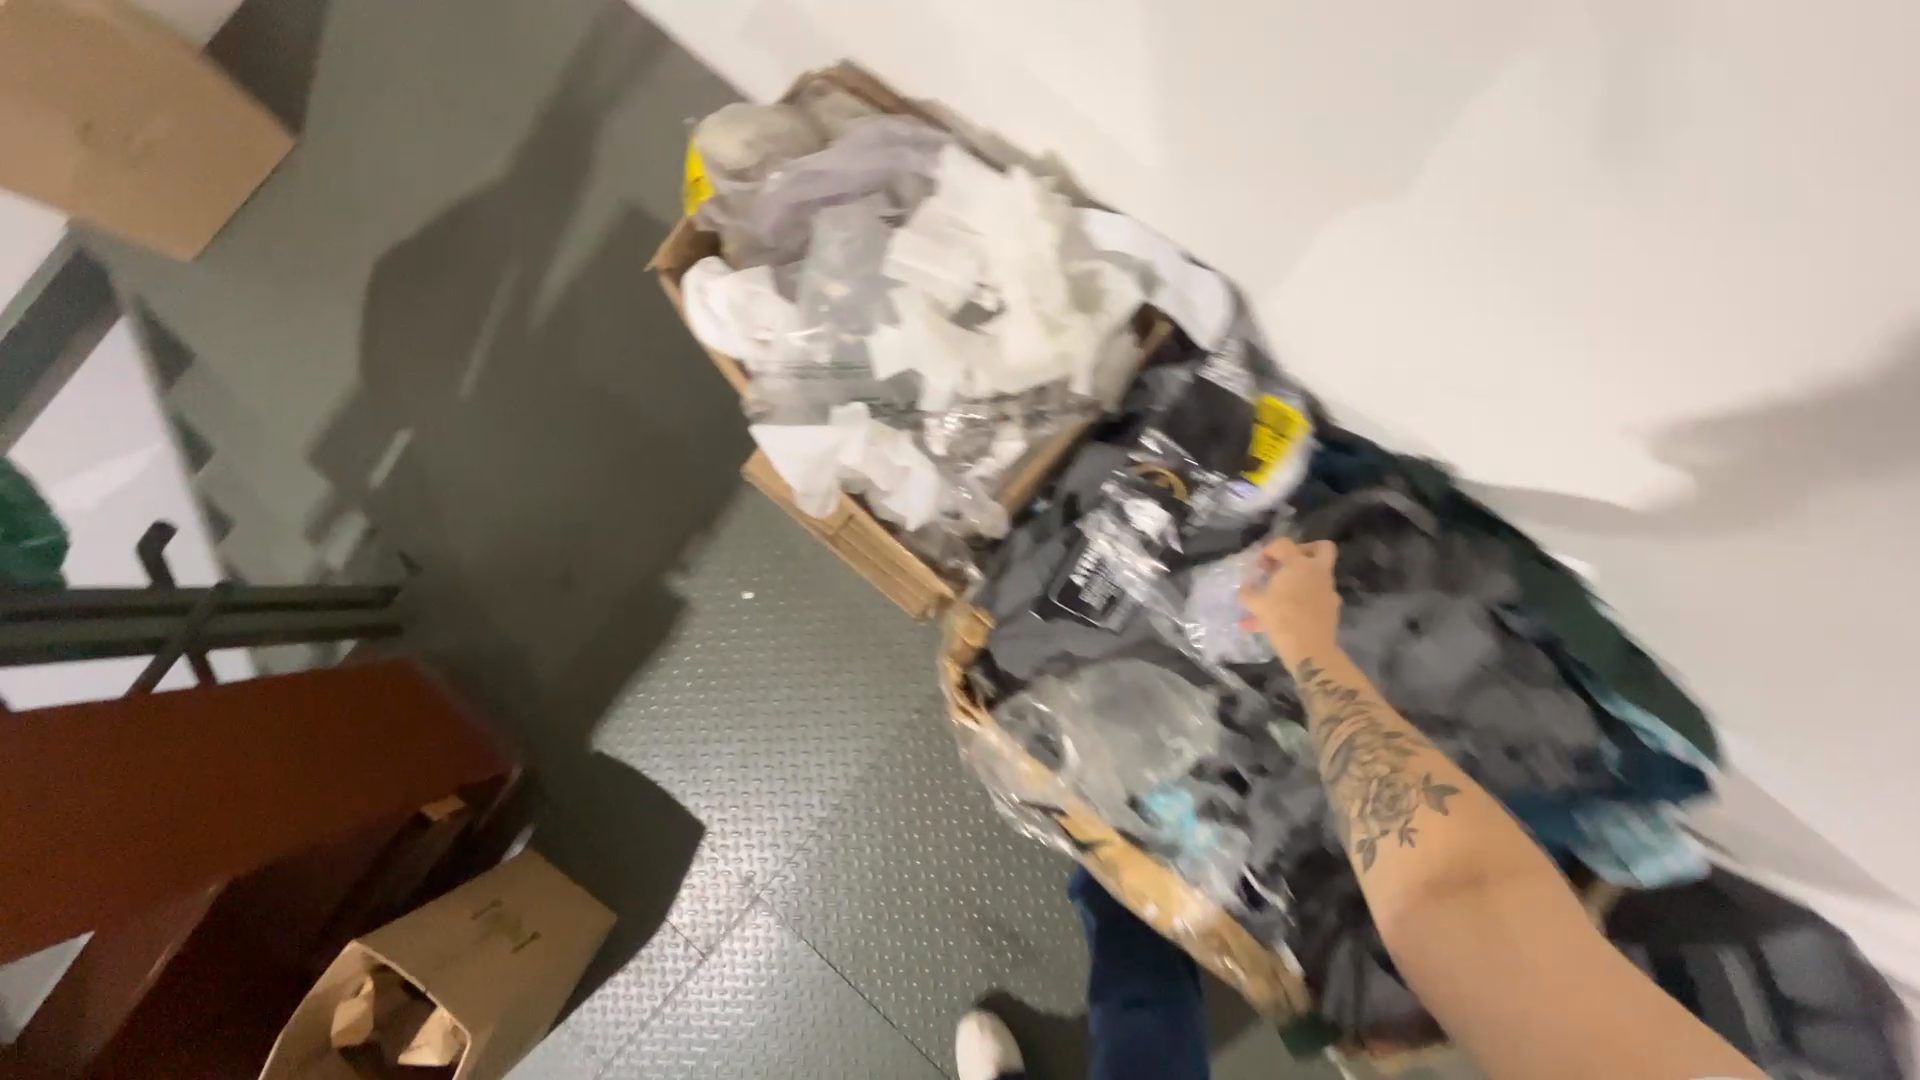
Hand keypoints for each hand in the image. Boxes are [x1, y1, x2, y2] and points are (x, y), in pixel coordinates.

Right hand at [1238, 538, 1341, 668]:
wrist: (1309, 648)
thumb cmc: (1281, 618)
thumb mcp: (1256, 604)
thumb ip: (1248, 593)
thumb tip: (1245, 588)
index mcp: (1298, 564)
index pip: (1284, 544)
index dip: (1269, 549)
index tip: (1260, 564)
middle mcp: (1317, 572)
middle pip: (1322, 548)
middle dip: (1305, 550)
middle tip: (1288, 563)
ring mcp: (1328, 590)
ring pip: (1318, 575)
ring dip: (1300, 580)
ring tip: (1278, 596)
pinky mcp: (1331, 607)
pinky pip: (1316, 597)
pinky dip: (1303, 601)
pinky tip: (1287, 615)